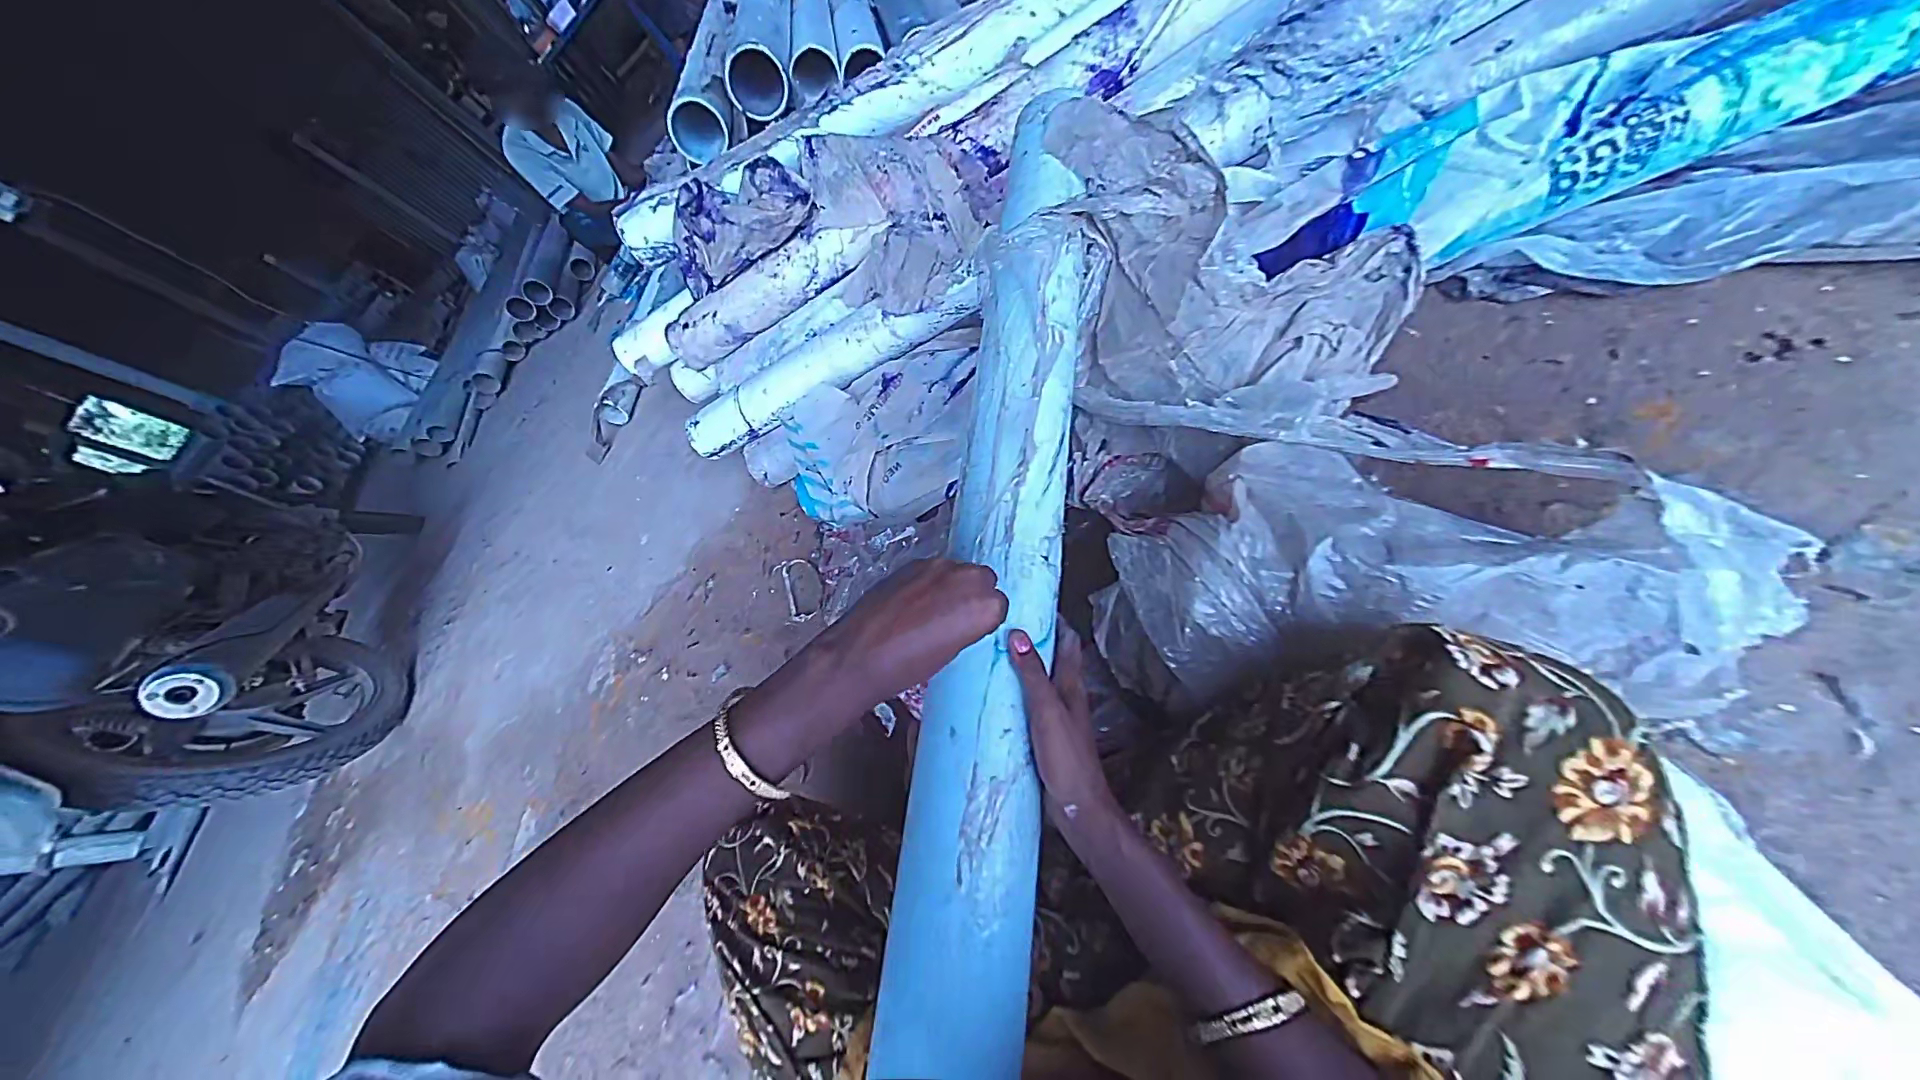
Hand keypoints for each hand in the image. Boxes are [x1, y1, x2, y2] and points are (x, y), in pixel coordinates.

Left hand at [809, 558, 1007, 709]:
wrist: (861, 654)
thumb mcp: (954, 650)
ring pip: (958, 571)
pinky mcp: (914, 562)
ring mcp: (938, 566)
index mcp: (985, 605)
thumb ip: (969, 624)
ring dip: (951, 586)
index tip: (971, 630)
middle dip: (972, 594)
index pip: (999, 603)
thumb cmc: (909, 664)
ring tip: (930, 612)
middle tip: (953, 619)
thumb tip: (966, 615)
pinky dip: (930, 582)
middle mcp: (967, 578)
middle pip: (983, 579)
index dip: (985, 618)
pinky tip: (913, 604)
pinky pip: (934, 570)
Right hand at [1009, 628, 1119, 832]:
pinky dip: (1012, 695)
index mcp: (1071, 685)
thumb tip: (1016, 633)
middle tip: (1000, 626)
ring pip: (1037, 682)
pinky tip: (992, 697)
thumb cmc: (1066, 757)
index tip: (1030, 602)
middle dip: (1031, 640)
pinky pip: (1026, 705)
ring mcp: (1054, 716)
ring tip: (990, 655)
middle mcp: (1065, 696)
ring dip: (1020, 667)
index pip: (1067, 642)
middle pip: (1051, 659)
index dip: (1054, 620)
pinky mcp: (1042, 735)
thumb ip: (1033, 674)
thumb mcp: (1047, 710)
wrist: (1076, 807)